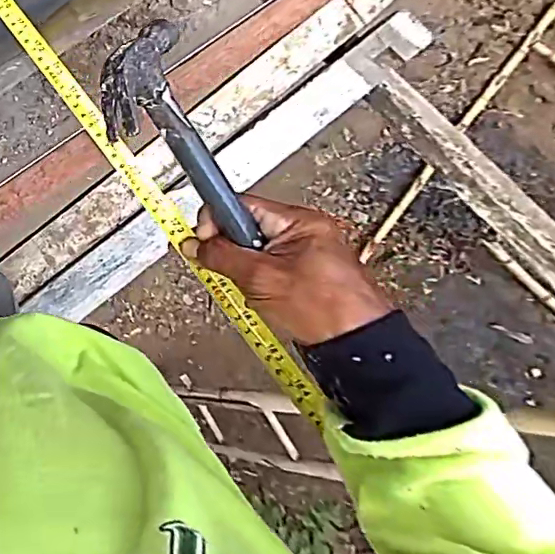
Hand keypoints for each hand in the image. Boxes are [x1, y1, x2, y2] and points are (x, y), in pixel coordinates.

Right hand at [182, 196, 391, 345]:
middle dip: (229, 251)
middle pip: (245, 227)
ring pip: (254, 250)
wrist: (360, 348)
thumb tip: (194, 245)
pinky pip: (267, 267)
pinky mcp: (305, 273)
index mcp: (298, 221)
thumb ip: (220, 256)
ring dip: (243, 269)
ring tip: (252, 289)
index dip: (215, 222)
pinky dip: (257, 280)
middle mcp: (304, 231)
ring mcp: (306, 253)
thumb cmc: (325, 310)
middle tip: (229, 271)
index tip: (204, 243)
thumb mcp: (259, 278)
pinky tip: (262, 297)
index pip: (239, 204)